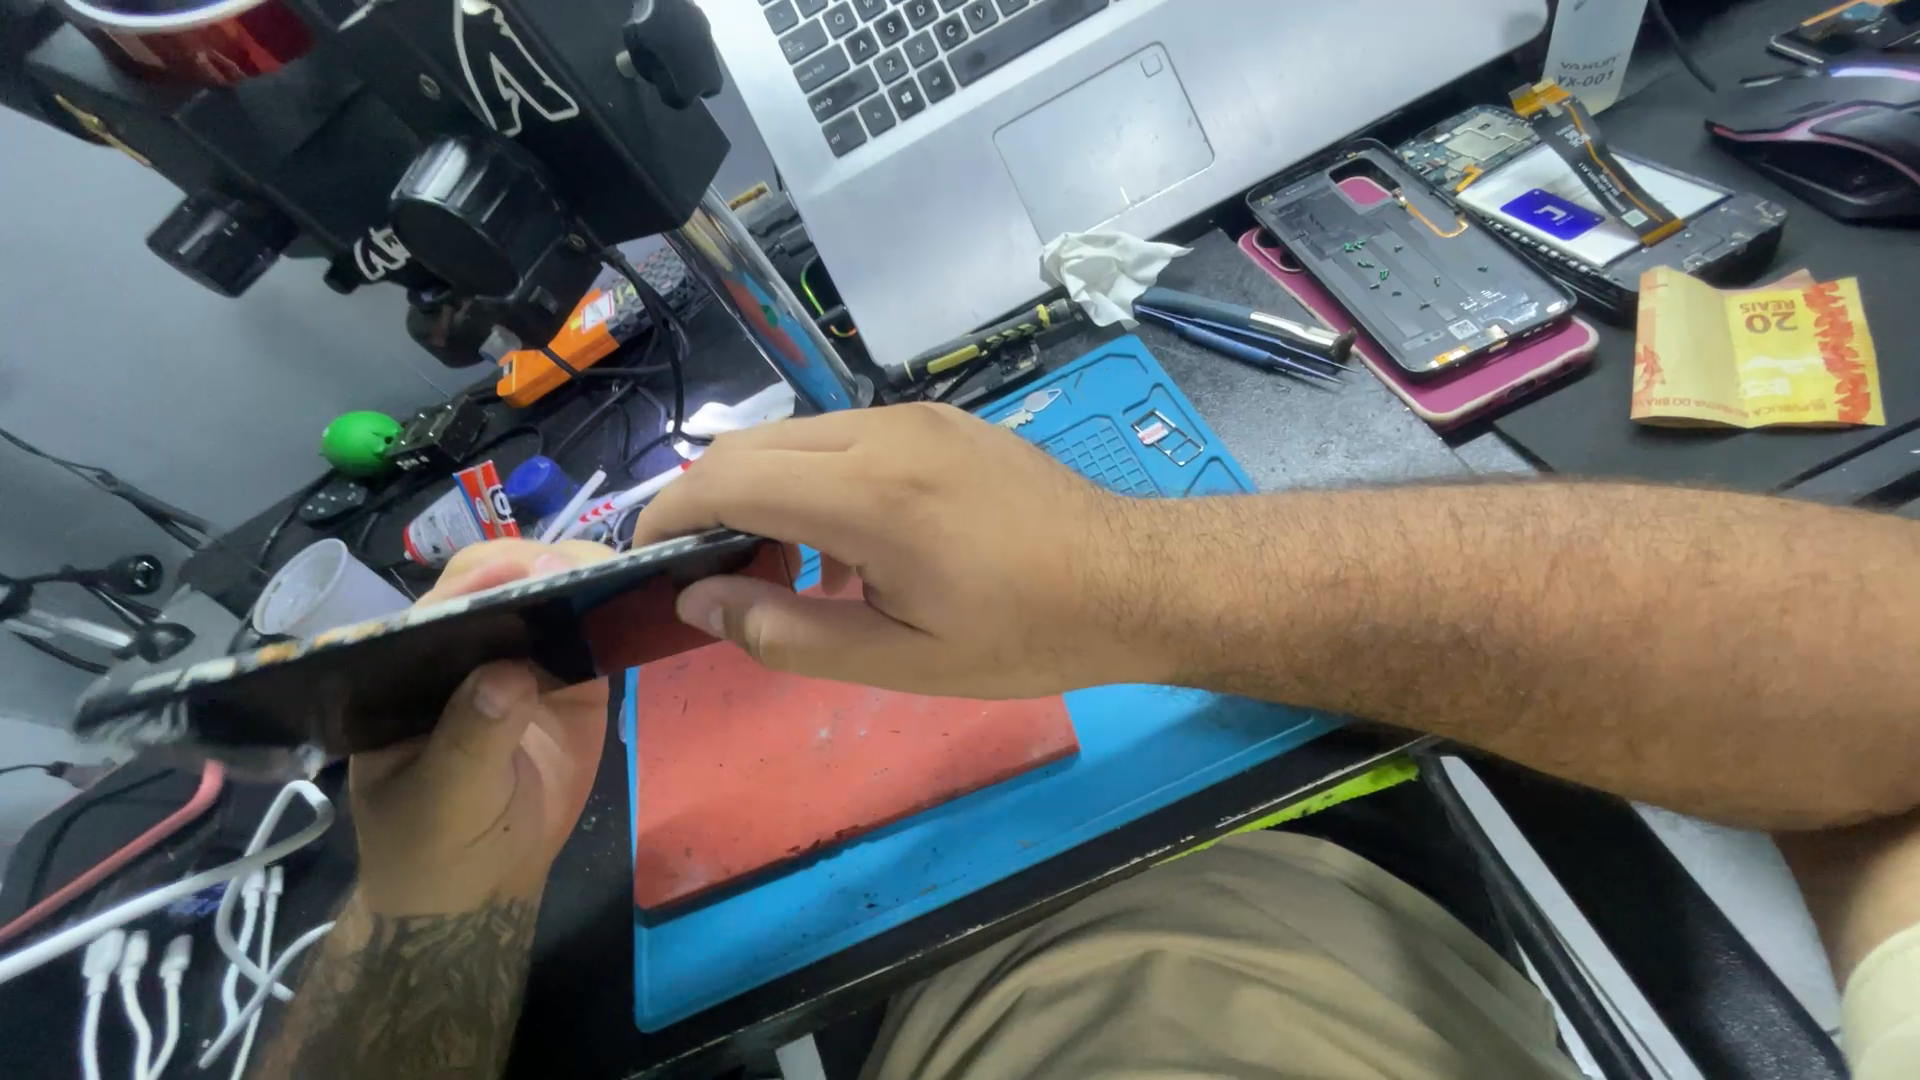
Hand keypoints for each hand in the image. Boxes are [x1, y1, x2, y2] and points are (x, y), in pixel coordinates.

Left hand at [346, 539, 615, 914]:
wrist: (486, 882)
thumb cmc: (434, 844)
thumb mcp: (442, 799)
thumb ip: (471, 738)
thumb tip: (510, 674)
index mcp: (411, 666)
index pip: (443, 604)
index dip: (480, 582)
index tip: (522, 573)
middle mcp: (468, 649)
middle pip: (503, 582)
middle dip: (540, 565)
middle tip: (583, 570)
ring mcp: (525, 660)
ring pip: (553, 597)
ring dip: (586, 578)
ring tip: (621, 575)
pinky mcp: (573, 679)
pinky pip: (593, 636)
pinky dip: (615, 616)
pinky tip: (639, 603)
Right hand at [632, 403, 1157, 697]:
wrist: (1132, 581)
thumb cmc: (1024, 635)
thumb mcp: (901, 660)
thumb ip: (787, 632)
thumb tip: (698, 601)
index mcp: (870, 494)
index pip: (726, 480)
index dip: (669, 517)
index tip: (646, 560)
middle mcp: (884, 431)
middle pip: (753, 447)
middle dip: (708, 504)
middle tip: (714, 576)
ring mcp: (918, 417)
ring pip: (797, 436)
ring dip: (762, 490)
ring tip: (778, 565)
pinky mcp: (942, 420)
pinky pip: (847, 436)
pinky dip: (814, 477)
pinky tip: (843, 537)